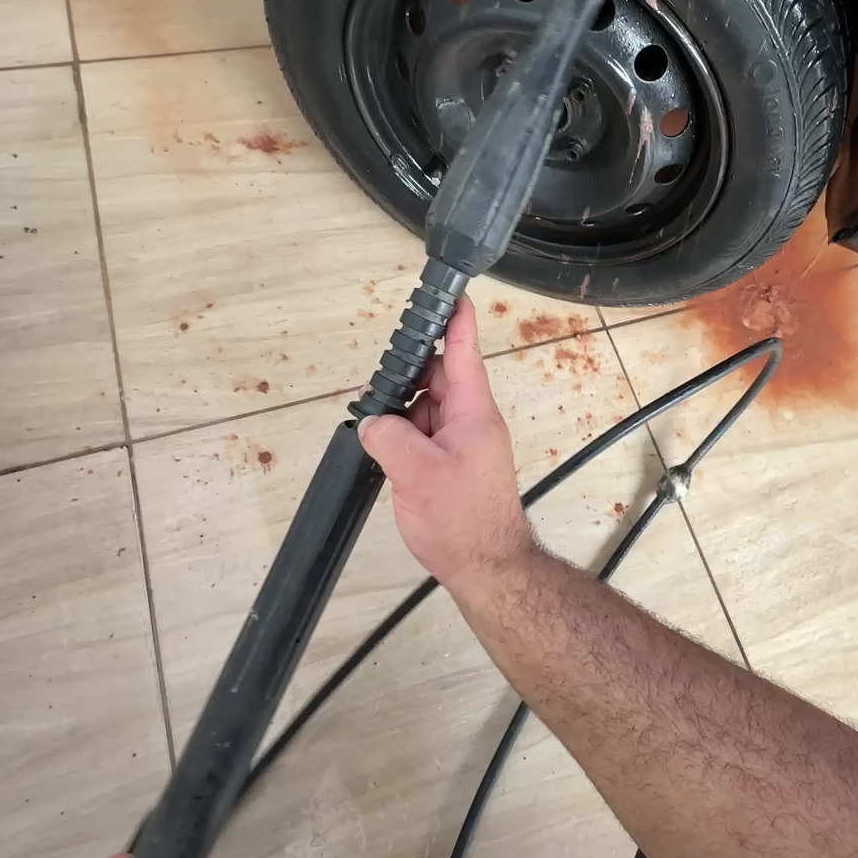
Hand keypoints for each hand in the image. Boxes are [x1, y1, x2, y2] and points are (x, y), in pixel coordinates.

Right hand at [356, 296, 535, 591]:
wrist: (485, 565)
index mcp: (473, 411)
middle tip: (378, 389)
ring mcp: (461, 441)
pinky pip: (424, 433)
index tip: (451, 292)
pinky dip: (404, 436)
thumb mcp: (417, 473)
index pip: (464, 351)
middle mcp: (470, 420)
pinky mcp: (450, 461)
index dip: (456, 319)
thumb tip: (373, 421)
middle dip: (408, 378)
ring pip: (426, 406)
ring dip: (402, 413)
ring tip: (378, 430)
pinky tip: (386, 452)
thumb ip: (388, 437)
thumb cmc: (463, 520)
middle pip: (438, 377)